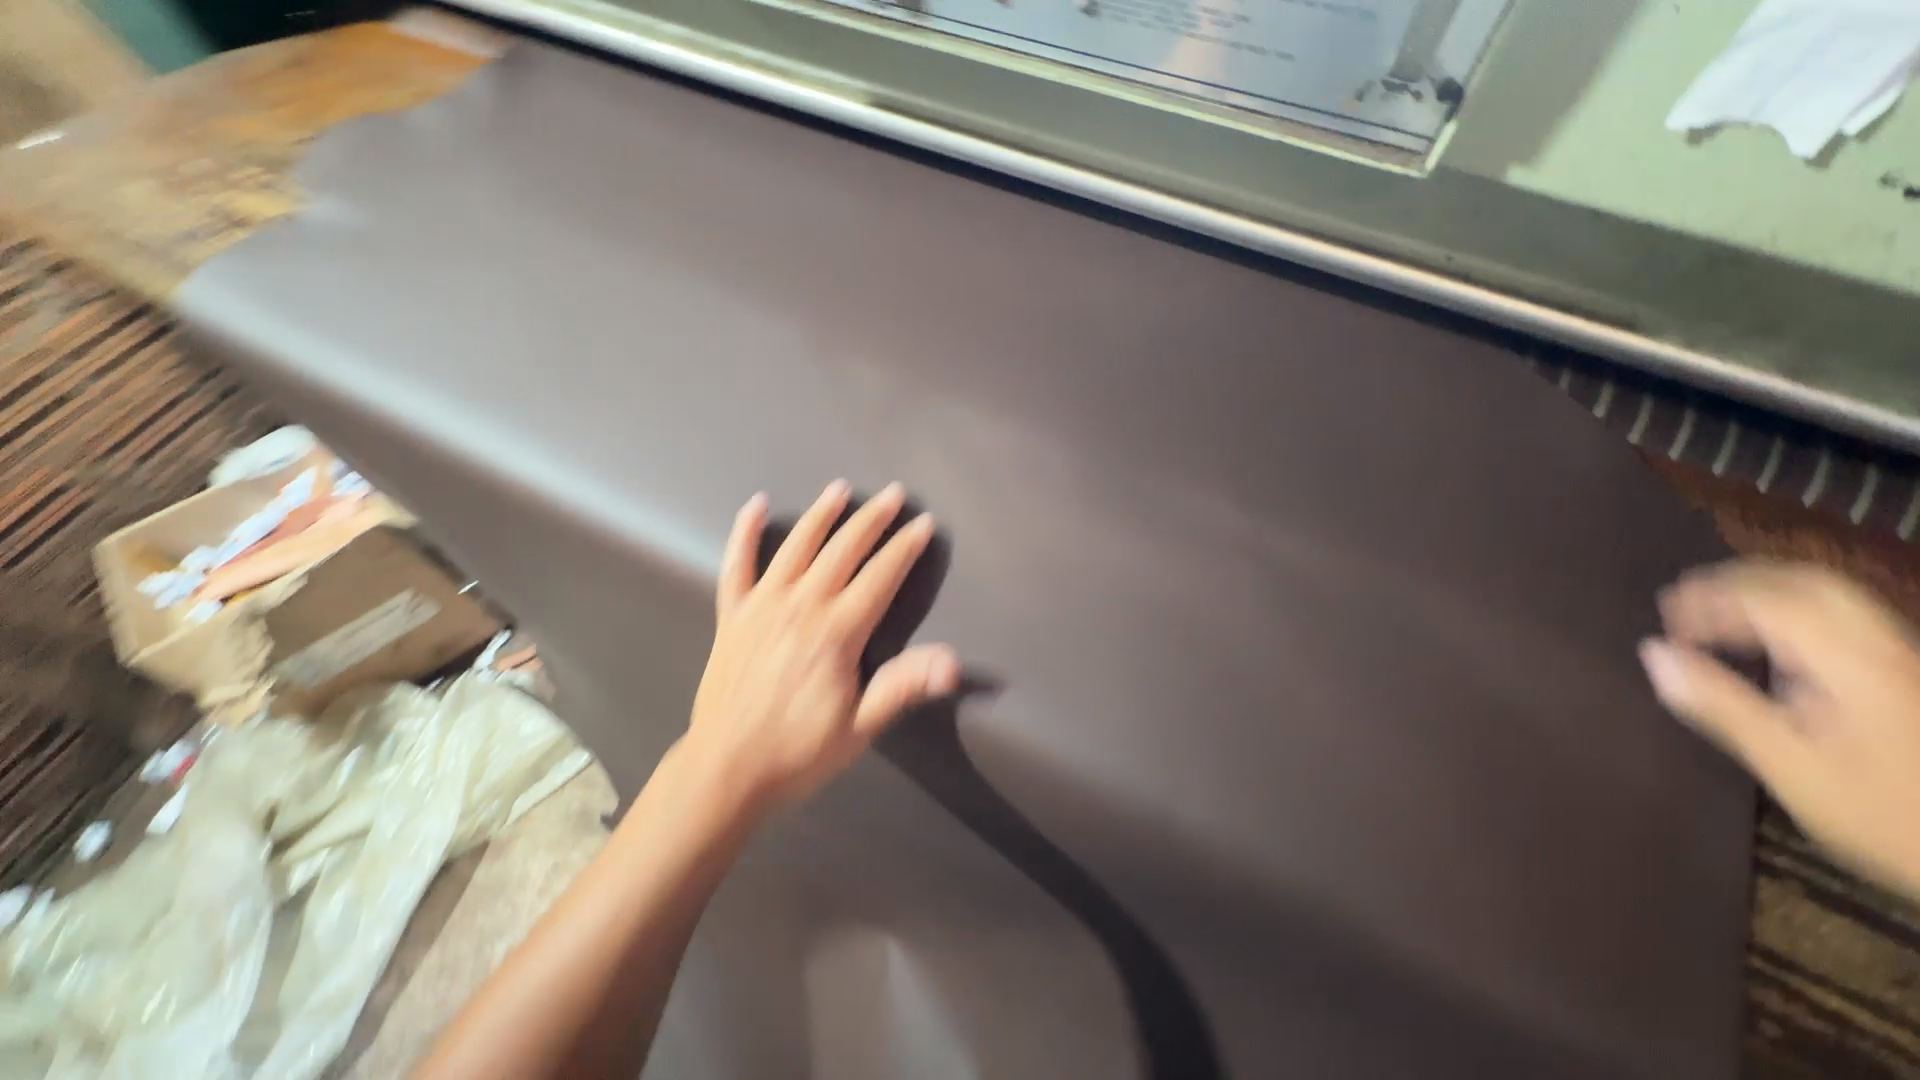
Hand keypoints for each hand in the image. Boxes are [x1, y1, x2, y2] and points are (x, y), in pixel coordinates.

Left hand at [680, 480, 959, 811]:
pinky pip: (736, 564)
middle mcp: (801, 606)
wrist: (727, 768)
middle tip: (894, 494)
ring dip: (821, 514)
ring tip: (841, 489)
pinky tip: (755, 505)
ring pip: (796, 546)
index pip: (880, 577)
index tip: (922, 523)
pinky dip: (744, 532)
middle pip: (843, 550)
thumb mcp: (860, 726)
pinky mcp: (732, 614)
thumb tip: (951, 662)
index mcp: (837, 632)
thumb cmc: (799, 751)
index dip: (904, 548)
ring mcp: (762, 605)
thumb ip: (903, 686)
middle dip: (872, 520)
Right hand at [1641, 560, 1919, 897]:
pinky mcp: (1905, 676)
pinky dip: (1791, 614)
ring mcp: (1901, 660)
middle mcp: (1883, 647)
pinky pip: (1843, 620)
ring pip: (1831, 597)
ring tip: (1714, 615)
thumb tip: (1656, 654)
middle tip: (1683, 602)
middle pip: (1808, 585)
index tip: (1667, 625)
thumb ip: (1720, 704)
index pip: (1772, 603)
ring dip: (1764, 594)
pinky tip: (1767, 642)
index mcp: (1852, 663)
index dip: (1711, 601)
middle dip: (1738, 583)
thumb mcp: (1787, 763)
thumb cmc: (1877, 812)